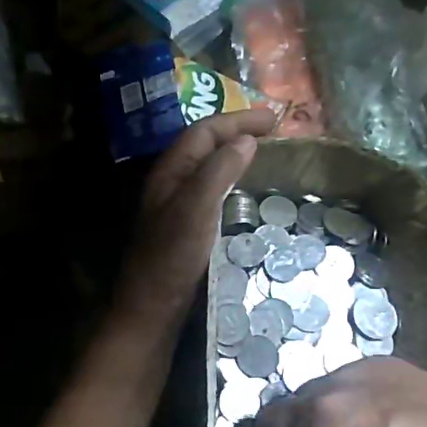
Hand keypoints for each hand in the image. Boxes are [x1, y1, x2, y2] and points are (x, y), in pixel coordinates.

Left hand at [113, 108, 276, 329]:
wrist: (152, 307)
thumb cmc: (172, 257)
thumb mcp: (196, 208)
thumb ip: (219, 171)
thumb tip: (246, 141)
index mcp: (170, 172)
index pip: (205, 131)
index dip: (238, 120)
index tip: (274, 119)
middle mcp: (171, 184)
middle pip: (206, 146)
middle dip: (238, 133)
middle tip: (274, 132)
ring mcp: (177, 206)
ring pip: (209, 169)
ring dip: (236, 156)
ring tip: (266, 156)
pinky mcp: (186, 227)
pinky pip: (213, 191)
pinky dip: (233, 182)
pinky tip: (248, 193)